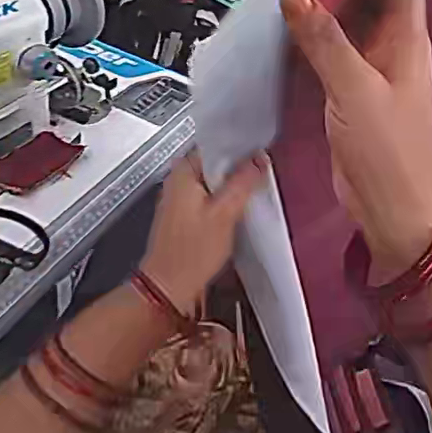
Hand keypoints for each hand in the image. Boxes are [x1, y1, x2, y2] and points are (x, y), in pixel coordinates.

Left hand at [138, 151, 266, 312]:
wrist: (168, 288)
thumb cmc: (192, 253)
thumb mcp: (224, 214)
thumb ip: (242, 183)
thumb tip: (259, 159)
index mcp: (183, 171)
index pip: (215, 144)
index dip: (240, 146)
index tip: (261, 150)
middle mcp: (177, 179)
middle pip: (215, 161)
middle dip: (239, 166)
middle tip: (263, 170)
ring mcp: (180, 196)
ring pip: (214, 179)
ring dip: (233, 183)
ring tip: (255, 187)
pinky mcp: (185, 213)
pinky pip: (209, 195)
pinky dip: (224, 198)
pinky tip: (238, 207)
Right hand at [281, 0, 431, 283]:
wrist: (391, 211)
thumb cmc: (386, 150)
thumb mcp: (354, 89)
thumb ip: (326, 41)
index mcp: (407, 41)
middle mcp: (393, 50)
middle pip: (371, 1)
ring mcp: (373, 73)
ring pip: (350, 28)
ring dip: (326, 13)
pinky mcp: (353, 94)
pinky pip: (336, 56)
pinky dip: (317, 43)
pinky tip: (290, 34)